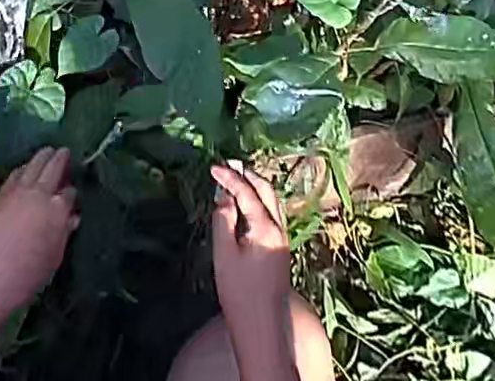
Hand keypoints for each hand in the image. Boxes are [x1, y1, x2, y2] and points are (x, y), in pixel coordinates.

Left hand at [0, 146, 78, 314]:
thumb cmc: (28, 274)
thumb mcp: (54, 257)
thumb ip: (64, 232)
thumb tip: (72, 217)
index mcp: (57, 210)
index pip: (69, 193)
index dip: (72, 191)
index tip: (73, 190)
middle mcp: (39, 193)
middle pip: (52, 169)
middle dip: (60, 158)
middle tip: (64, 150)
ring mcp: (18, 190)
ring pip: (33, 165)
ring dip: (42, 157)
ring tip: (48, 151)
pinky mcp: (0, 193)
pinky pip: (15, 173)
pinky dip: (23, 167)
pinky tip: (24, 167)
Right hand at [210, 162, 296, 379]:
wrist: (262, 329)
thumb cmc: (239, 292)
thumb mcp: (224, 252)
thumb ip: (223, 219)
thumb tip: (224, 197)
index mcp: (266, 228)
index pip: (247, 192)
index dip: (229, 177)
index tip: (212, 167)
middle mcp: (280, 230)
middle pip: (267, 192)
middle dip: (248, 175)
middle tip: (227, 165)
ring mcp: (282, 241)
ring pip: (272, 202)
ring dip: (254, 187)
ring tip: (235, 177)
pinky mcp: (280, 250)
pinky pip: (271, 214)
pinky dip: (258, 201)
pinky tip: (243, 204)